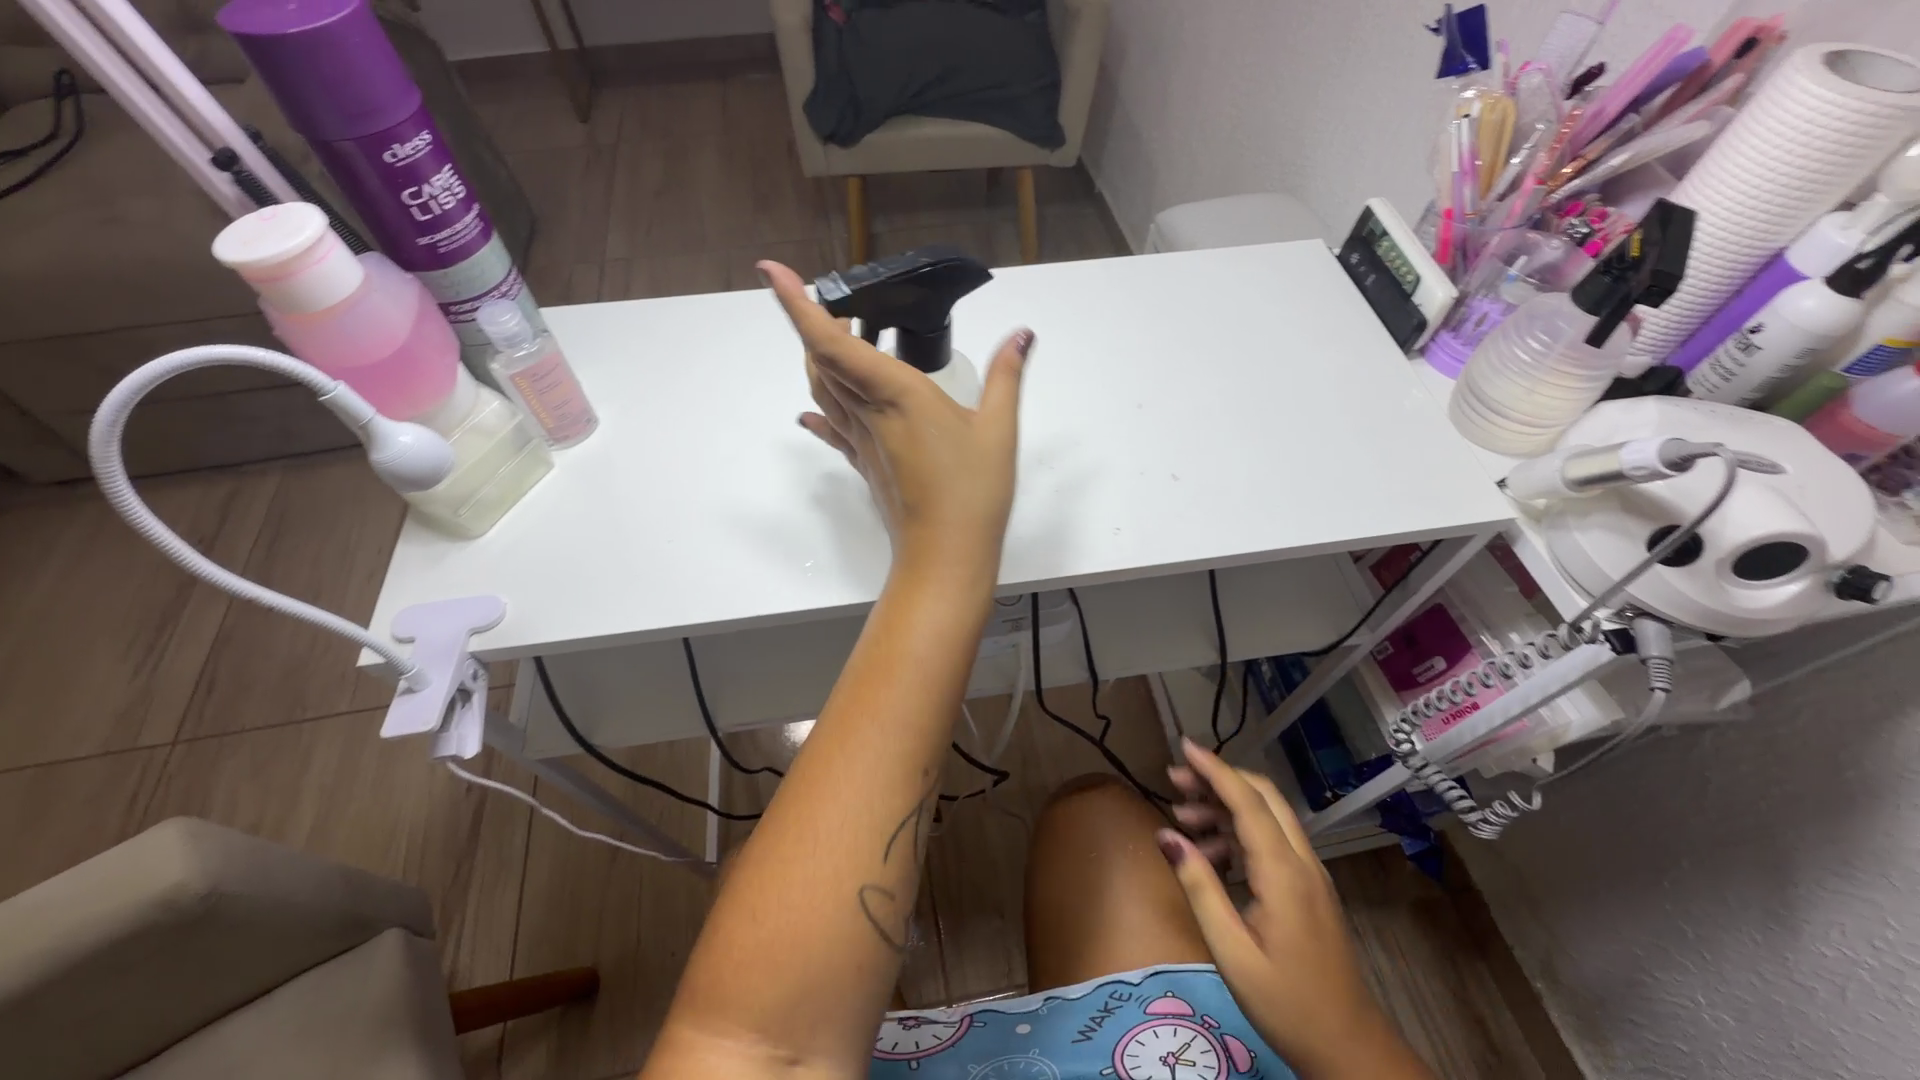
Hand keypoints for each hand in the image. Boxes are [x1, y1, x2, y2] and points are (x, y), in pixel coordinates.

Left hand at [760, 260, 1032, 576]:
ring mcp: (862, 440)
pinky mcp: (865, 464)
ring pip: (823, 389)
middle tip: (826, 292)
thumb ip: (1006, 377)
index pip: (832, 341)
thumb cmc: (972, 494)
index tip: (773, 270)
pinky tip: (810, 413)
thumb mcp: (998, 429)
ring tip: (831, 332)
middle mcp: (868, 412)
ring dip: (818, 357)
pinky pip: (833, 429)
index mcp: (895, 393)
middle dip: (812, 321)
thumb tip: (1022, 336)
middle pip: (821, 359)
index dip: (798, 304)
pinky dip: (820, 412)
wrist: (945, 557)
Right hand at [1157, 739, 1433, 1079]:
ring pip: (1268, 819)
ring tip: (1181, 819)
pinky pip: (1272, 844)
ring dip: (1225, 809)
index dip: (1215, 769)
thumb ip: (1199, 887)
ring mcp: (1310, 876)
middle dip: (1219, 780)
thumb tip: (1166, 836)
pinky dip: (1238, 835)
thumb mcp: (1230, 950)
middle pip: (1262, 799)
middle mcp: (1302, 863)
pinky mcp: (1308, 891)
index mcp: (1284, 873)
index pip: (1247, 802)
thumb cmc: (1285, 1004)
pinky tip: (1208, 855)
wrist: (1349, 1047)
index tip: (1183, 747)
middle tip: (1174, 781)